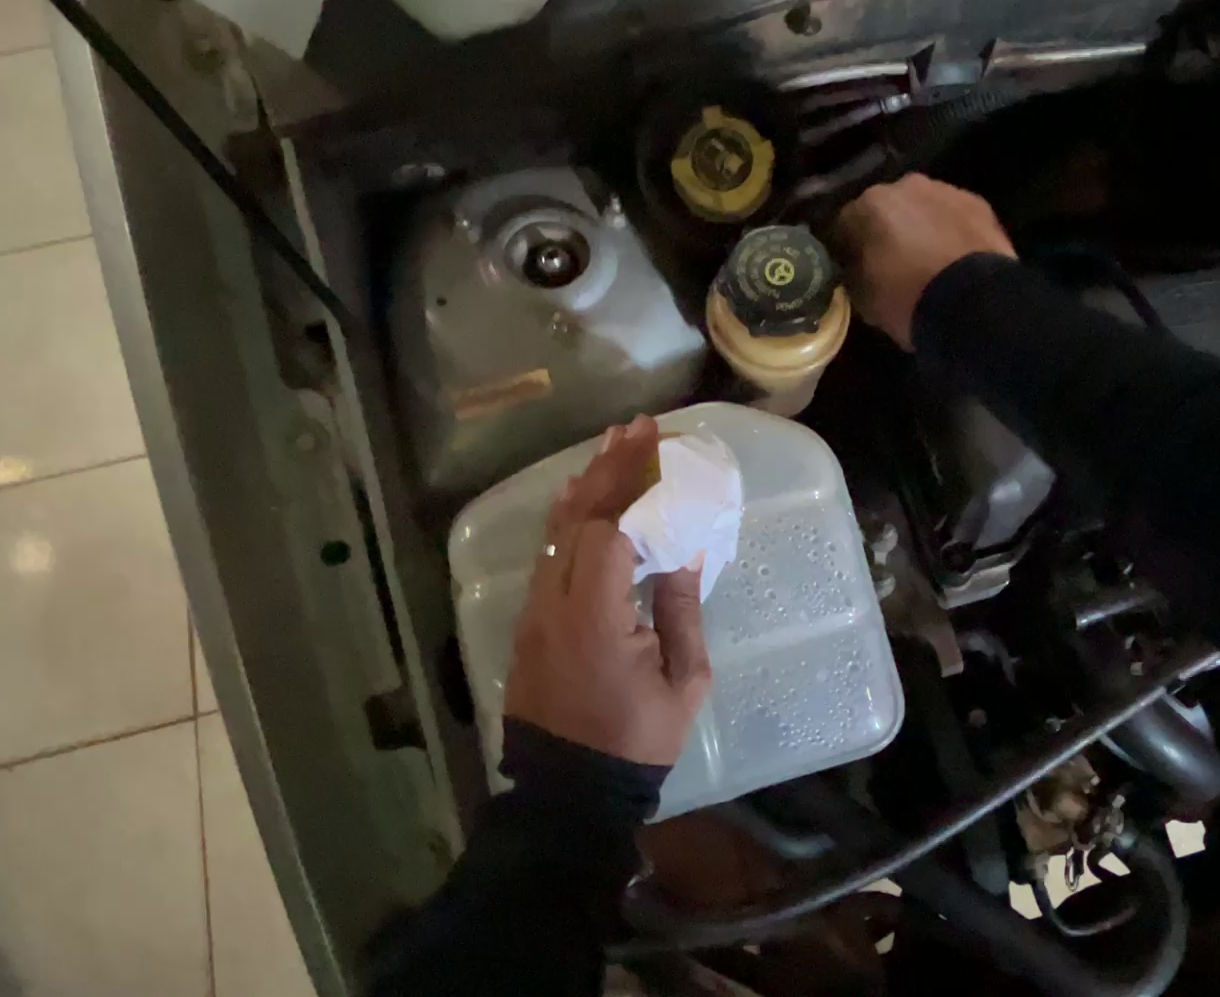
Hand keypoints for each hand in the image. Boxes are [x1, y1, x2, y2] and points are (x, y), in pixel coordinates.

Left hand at [504, 415, 711, 766]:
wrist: (569, 790)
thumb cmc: (636, 740)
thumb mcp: (682, 680)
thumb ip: (683, 608)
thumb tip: (689, 547)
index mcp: (597, 619)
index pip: (609, 532)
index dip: (634, 486)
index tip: (659, 448)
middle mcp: (556, 605)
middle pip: (578, 519)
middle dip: (610, 468)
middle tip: (638, 428)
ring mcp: (536, 612)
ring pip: (556, 532)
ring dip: (586, 485)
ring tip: (611, 446)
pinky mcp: (530, 621)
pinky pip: (548, 555)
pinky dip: (567, 518)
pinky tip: (579, 495)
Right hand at [834, 173, 1016, 349]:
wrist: (971, 302)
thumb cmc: (906, 298)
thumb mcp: (862, 296)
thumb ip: (852, 273)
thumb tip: (854, 268)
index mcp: (869, 204)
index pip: (845, 224)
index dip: (846, 249)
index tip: (851, 269)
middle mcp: (905, 186)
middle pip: (886, 209)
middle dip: (886, 232)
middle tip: (891, 265)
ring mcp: (946, 190)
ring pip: (922, 209)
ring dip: (920, 229)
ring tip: (927, 262)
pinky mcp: (979, 203)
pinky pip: (952, 217)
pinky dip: (949, 233)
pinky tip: (952, 259)